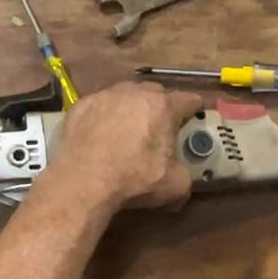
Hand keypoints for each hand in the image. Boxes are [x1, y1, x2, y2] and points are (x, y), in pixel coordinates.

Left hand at [47, 81, 203, 209]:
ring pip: (126, 95)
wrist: (82, 180)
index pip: (189, 99)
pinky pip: (100, 106)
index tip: (196, 114)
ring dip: (132, 108)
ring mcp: (105, 96)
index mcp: (163, 107)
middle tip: (160, 126)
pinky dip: (105, 116)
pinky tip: (101, 135)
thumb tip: (182, 182)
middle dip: (161, 106)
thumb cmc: (134, 179)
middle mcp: (135, 93)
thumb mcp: (174, 186)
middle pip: (156, 93)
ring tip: (128, 129)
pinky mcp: (81, 105)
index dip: (195, 107)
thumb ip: (184, 177)